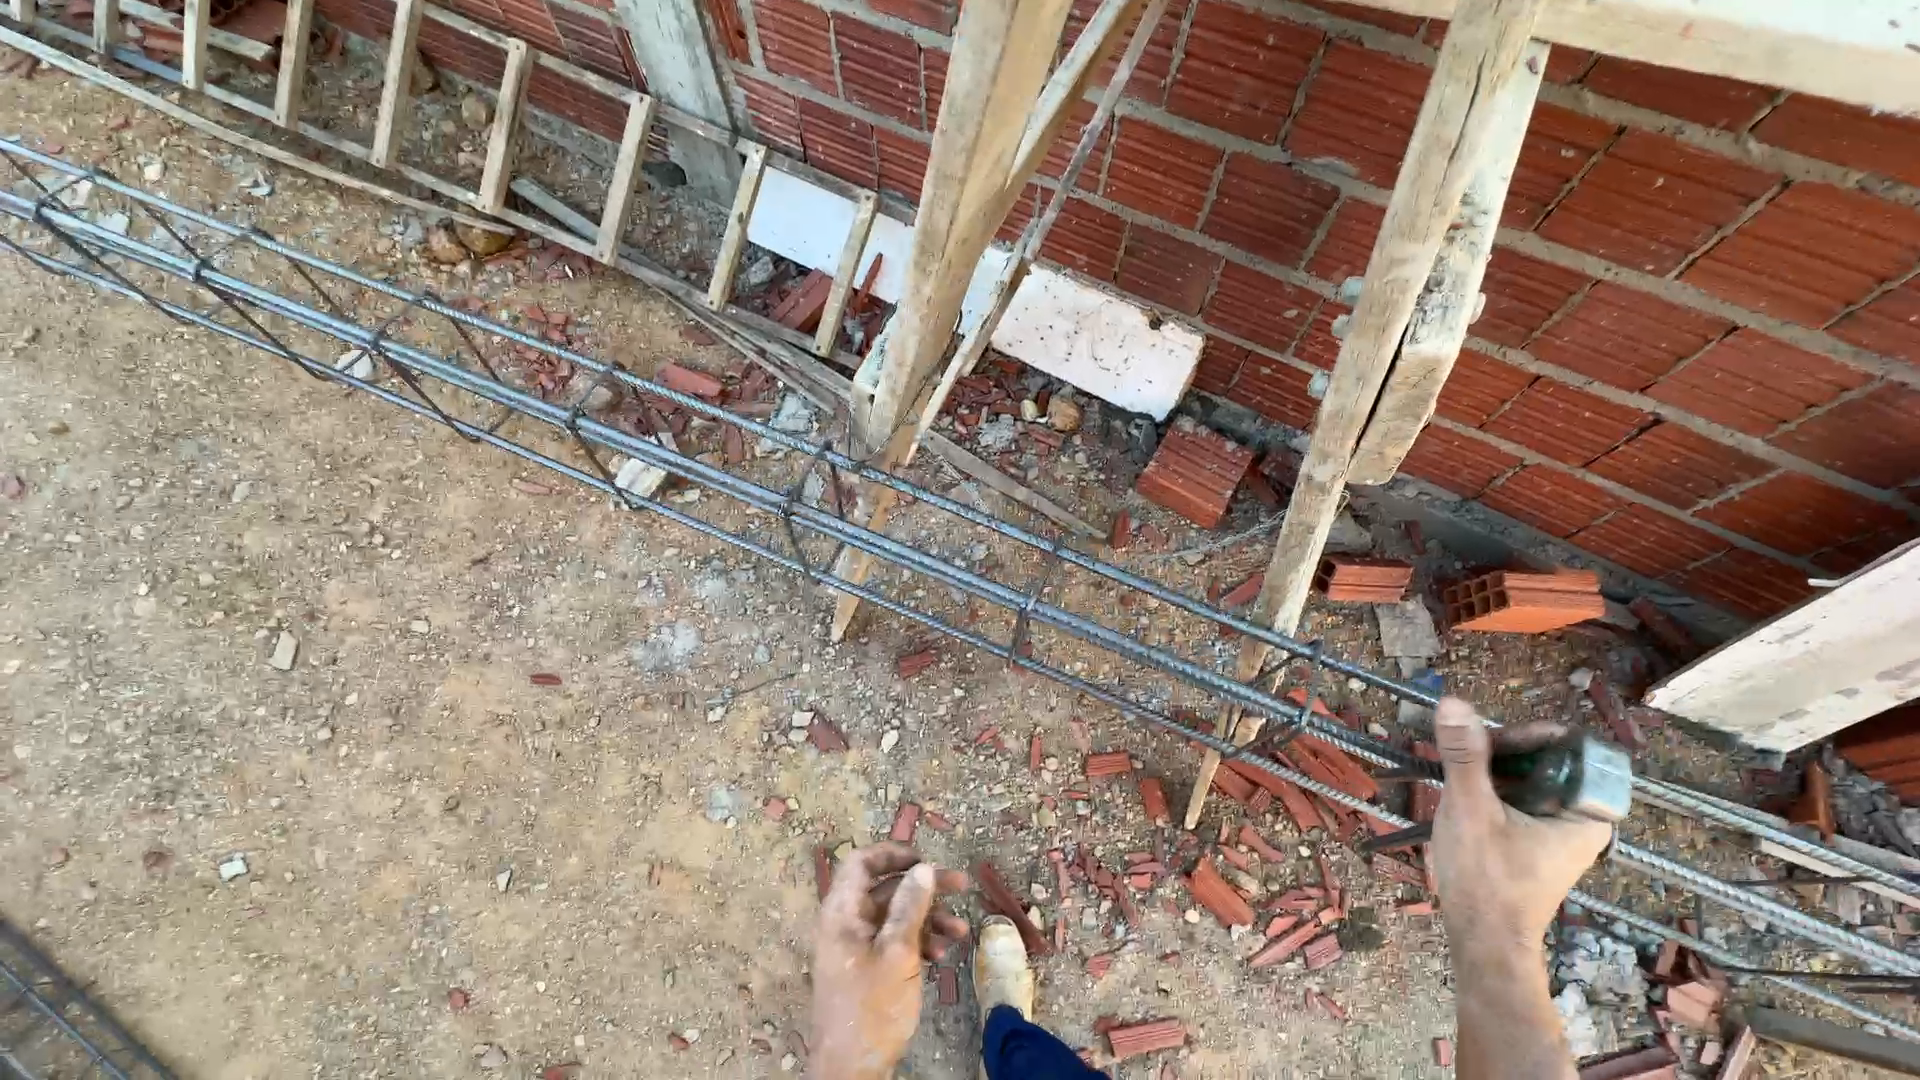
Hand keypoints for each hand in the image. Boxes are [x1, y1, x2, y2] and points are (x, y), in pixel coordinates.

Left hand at [809, 844, 968, 1079]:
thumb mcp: (897, 952)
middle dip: (925, 887)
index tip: (926, 860)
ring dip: (929, 918)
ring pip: (896, 916)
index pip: (862, 862)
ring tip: (961, 930)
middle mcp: (846, 922)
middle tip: (961, 886)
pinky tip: (942, 953)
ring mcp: (857, 946)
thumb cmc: (871, 1007)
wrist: (851, 1070)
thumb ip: (911, 907)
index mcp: (843, 911)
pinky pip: (895, 940)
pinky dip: (919, 941)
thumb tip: (923, 868)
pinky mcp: (868, 968)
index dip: (893, 853)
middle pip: (886, 888)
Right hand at [1429, 698, 1610, 955]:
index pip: (1567, 748)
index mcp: (1586, 813)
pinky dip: (1489, 788)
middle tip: (1461, 756)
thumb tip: (1454, 702)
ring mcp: (1558, 830)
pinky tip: (1461, 795)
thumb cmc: (1486, 877)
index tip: (1485, 739)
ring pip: (1527, 777)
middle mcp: (1581, 818)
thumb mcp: (1471, 809)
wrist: (1483, 939)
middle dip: (1499, 751)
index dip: (1526, 735)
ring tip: (1455, 775)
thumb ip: (1464, 755)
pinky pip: (1517, 797)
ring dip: (1489, 768)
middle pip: (1545, 759)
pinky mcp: (1535, 839)